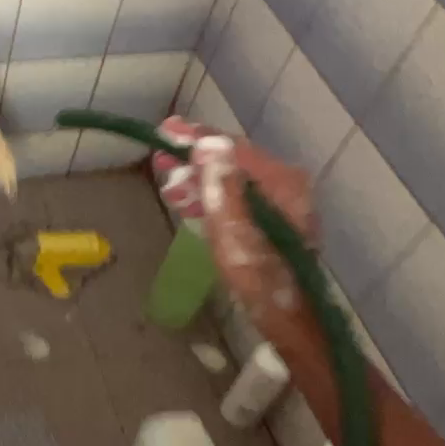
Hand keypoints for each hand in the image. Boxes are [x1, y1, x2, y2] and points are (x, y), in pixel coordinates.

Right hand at [153, 117, 318, 349]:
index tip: (165, 129)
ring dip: (197, 177)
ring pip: (230, 178)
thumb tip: (208, 144)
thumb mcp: (233, 230)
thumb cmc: (258, 276)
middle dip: (193, 157)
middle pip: (231, 160)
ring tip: (167, 182)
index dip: (196, 138)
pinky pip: (234, 195)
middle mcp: (282, 185)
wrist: (286, 316)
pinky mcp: (268, 220)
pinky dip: (208, 194)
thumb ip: (223, 186)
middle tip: (158, 155)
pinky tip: (188, 201)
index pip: (231, 149)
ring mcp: (277, 203)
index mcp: (278, 183)